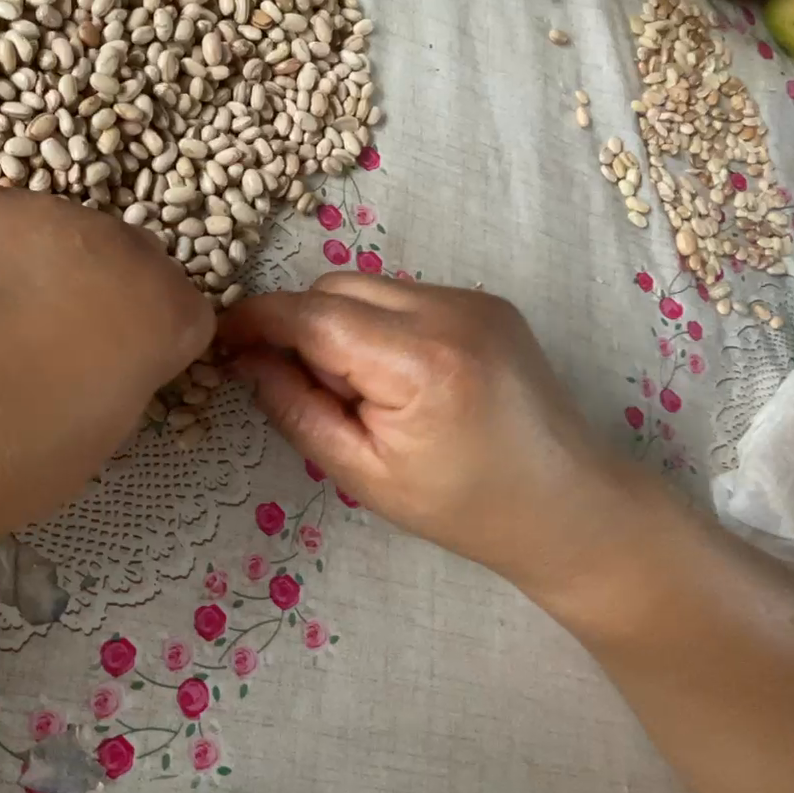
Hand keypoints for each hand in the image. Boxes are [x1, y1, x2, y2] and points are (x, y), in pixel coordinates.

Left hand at [0, 183, 214, 569]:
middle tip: (43, 341)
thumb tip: (109, 354)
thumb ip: (122, 382)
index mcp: (160, 312)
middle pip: (131, 260)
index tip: (109, 371)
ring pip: (62, 234)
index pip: (186, 313)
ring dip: (43, 267)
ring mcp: (39, 210)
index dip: (149, 345)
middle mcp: (114, 244)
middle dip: (104, 295)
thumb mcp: (91, 447)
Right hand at [218, 274, 634, 592]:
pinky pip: (396, 293)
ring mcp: (472, 298)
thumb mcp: (359, 473)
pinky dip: (373, 322)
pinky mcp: (483, 299)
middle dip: (300, 327)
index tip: (221, 338)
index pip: (311, 315)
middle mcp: (449, 312)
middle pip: (332, 287)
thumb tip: (244, 357)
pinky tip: (396, 373)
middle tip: (311, 387)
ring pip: (362, 285)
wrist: (572, 508)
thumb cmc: (461, 508)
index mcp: (420, 364)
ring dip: (336, 323)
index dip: (256, 319)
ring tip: (362, 385)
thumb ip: (293, 406)